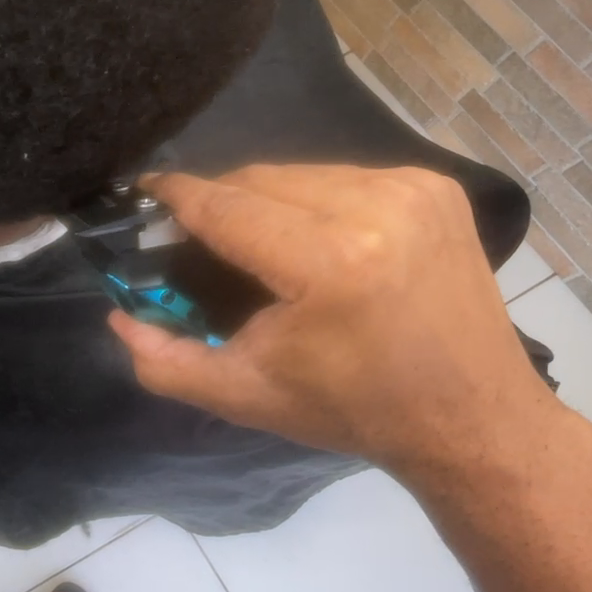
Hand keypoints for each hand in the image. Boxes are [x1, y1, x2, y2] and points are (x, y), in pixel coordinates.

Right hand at [108, 165, 581, 485]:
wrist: (473, 418)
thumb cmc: (350, 410)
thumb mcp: (242, 394)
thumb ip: (164, 359)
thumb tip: (117, 315)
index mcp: (329, 263)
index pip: (225, 208)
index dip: (176, 198)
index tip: (143, 192)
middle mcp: (375, 208)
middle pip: (257, 180)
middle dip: (216, 203)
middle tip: (194, 237)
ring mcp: (411, 190)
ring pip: (296, 174)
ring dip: (261, 200)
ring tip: (252, 242)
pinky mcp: (434, 186)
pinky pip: (339, 177)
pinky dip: (308, 200)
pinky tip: (308, 237)